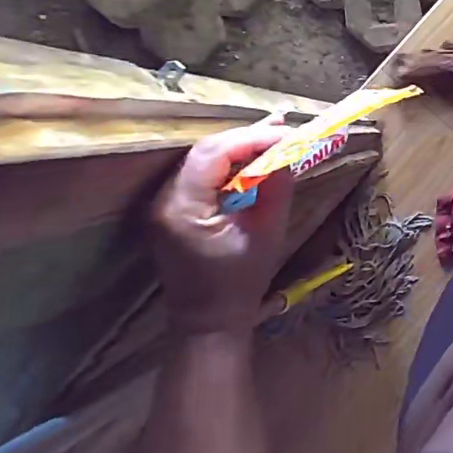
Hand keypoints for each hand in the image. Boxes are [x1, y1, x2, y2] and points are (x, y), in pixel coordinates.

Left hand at [150, 121, 297, 333]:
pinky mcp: (173, 208)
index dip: (251, 138)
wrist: (209, 322)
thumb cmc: (240, 283)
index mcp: (183, 208)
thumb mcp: (267, 234)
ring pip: (203, 158)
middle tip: (283, 129)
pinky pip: (202, 173)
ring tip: (274, 134)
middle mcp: (165, 200)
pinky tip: (253, 154)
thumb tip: (287, 152)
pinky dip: (229, 162)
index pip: (214, 154)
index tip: (286, 134)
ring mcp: (165, 203)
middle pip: (206, 151)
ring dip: (238, 146)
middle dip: (246, 137)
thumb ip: (276, 189)